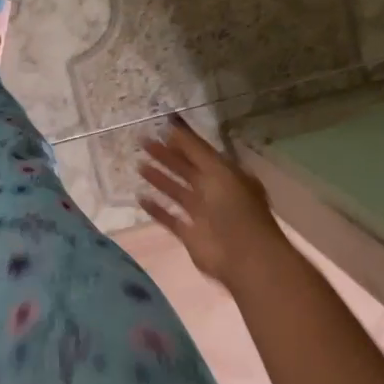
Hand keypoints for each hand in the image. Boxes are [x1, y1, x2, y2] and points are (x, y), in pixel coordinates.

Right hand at [139, 119, 289, 289]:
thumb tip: (172, 126)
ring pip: (177, 192)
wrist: (244, 257)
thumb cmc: (235, 208)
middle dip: (166, 156)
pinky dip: (155, 208)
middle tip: (142, 142)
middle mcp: (215, 193)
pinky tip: (139, 197)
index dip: (182, 143)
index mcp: (227, 176)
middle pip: (186, 170)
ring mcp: (202, 214)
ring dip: (159, 179)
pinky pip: (169, 217)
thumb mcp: (218, 170)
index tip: (160, 130)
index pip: (201, 154)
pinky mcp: (190, 234)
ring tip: (139, 165)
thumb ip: (194, 149)